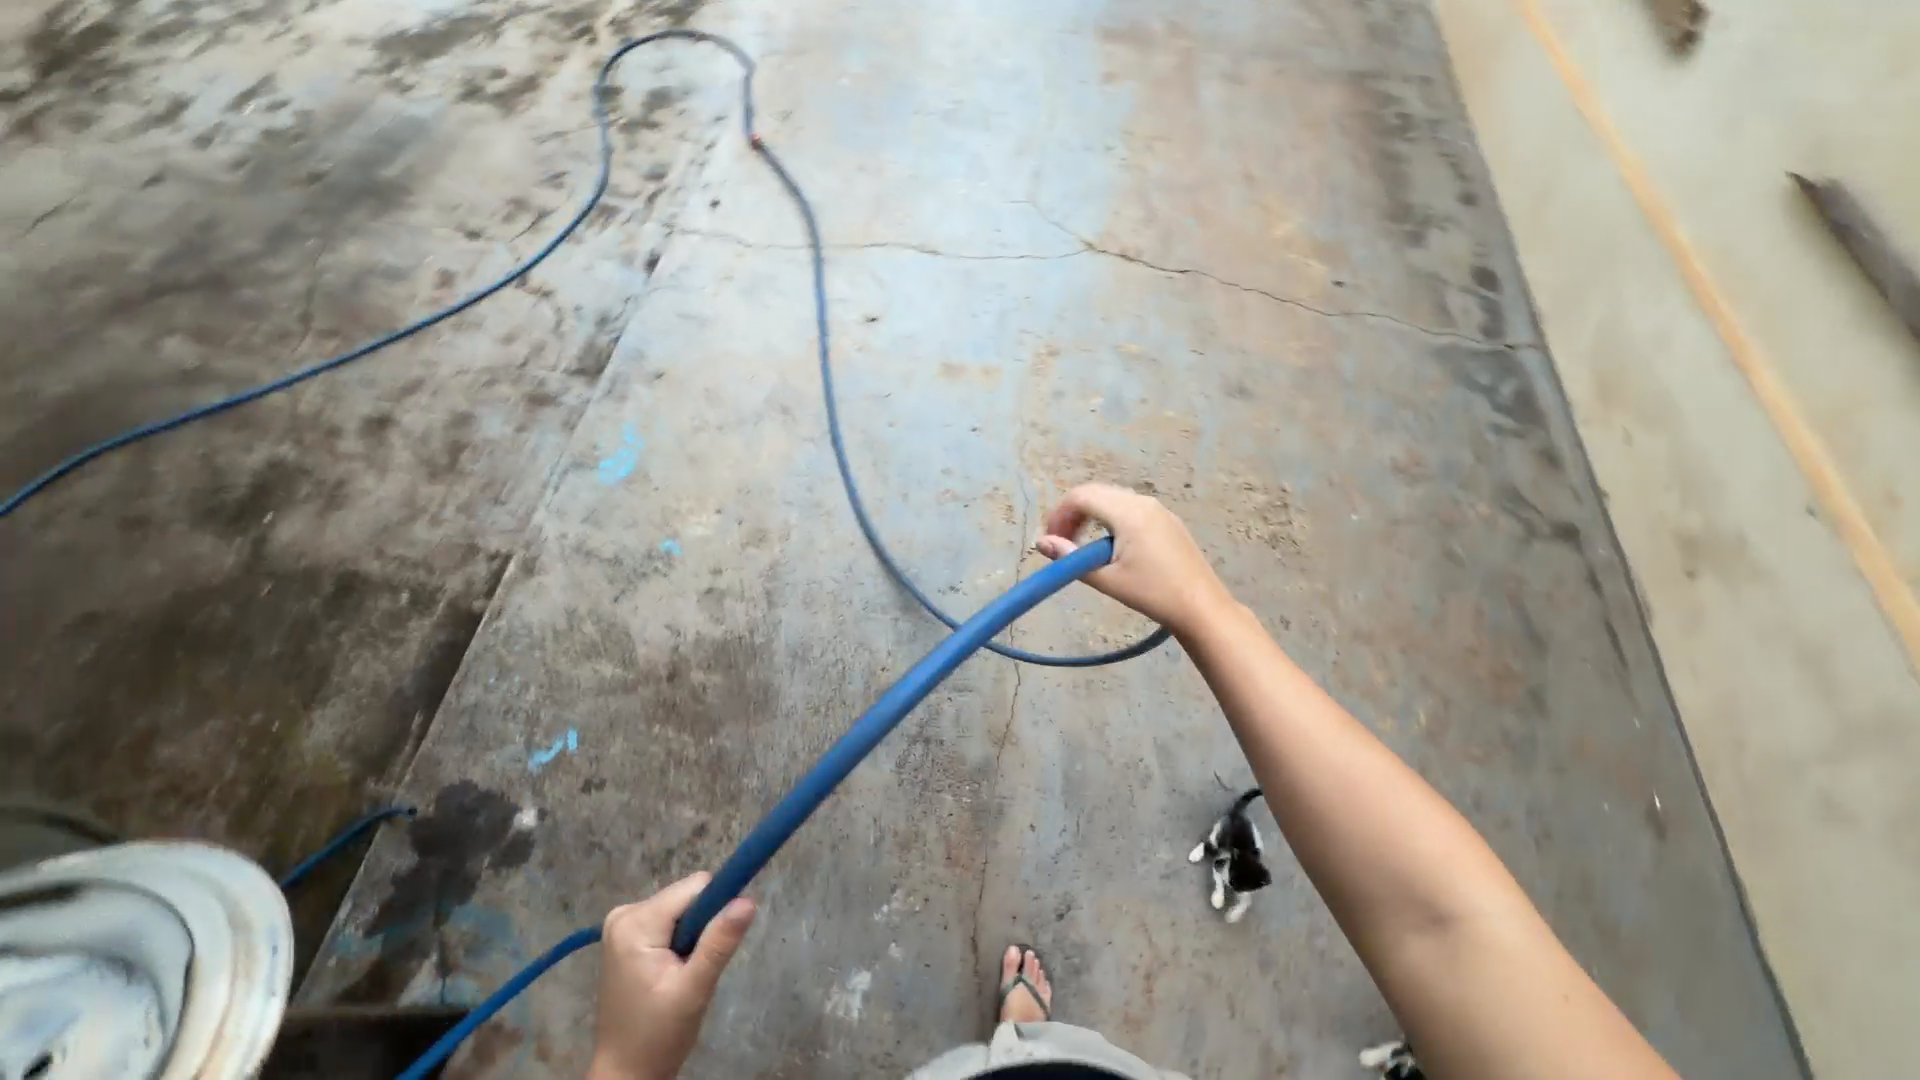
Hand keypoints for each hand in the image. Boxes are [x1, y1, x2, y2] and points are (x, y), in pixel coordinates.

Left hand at [588, 872, 756, 1079]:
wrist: (624, 1075)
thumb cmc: (657, 1036)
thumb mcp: (694, 990)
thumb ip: (719, 942)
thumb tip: (749, 899)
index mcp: (635, 922)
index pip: (695, 888)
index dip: (717, 909)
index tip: (720, 942)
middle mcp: (624, 914)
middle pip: (687, 897)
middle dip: (702, 927)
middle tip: (695, 969)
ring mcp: (622, 924)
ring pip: (682, 908)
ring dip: (692, 936)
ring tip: (683, 975)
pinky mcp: (627, 936)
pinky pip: (670, 920)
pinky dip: (680, 942)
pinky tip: (672, 973)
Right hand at [1036, 483, 1232, 634]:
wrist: (1201, 606)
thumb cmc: (1152, 594)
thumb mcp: (1107, 579)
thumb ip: (1071, 559)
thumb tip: (1041, 543)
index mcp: (1128, 513)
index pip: (1081, 496)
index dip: (1059, 515)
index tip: (1051, 540)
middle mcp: (1143, 502)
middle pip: (1096, 493)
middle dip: (1072, 514)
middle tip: (1061, 543)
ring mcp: (1158, 509)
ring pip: (1113, 499)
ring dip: (1090, 515)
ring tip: (1082, 546)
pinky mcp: (1167, 520)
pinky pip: (1130, 508)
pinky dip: (1110, 519)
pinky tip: (1110, 546)